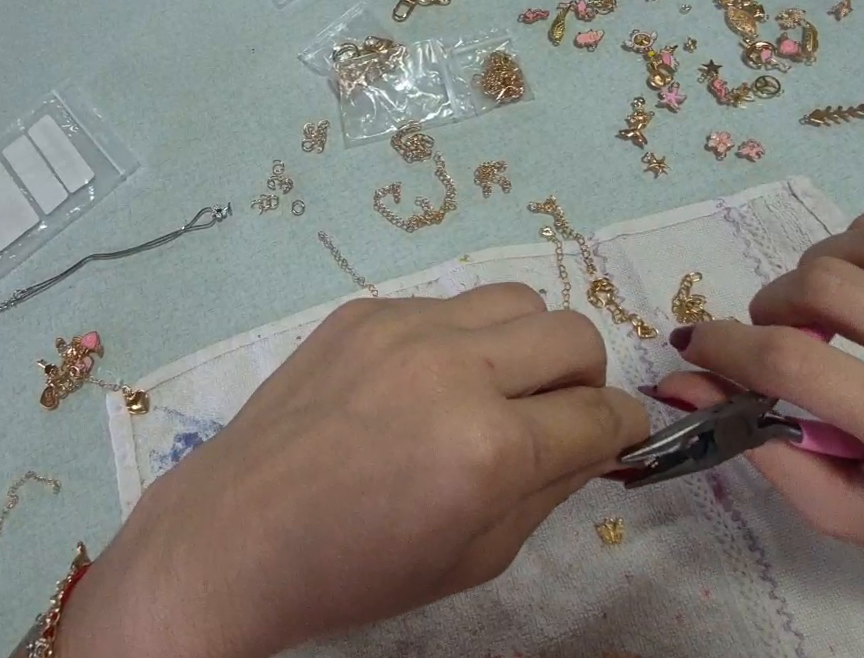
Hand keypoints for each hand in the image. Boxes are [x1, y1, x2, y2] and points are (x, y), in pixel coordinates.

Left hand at [55, 286, 648, 657]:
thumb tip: (595, 436)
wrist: (240, 528)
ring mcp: (403, 325)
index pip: (600, 413)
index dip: (624, 427)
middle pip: (572, 331)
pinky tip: (419, 382)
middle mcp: (453, 364)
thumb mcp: (476, 555)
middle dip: (585, 375)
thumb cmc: (359, 565)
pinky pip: (445, 305)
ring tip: (492, 386)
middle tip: (556, 411)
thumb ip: (549, 486)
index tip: (619, 432)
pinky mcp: (364, 309)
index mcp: (488, 445)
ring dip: (526, 343)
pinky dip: (458, 339)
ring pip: (514, 298)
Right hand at [654, 208, 863, 597]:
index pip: (796, 364)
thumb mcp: (840, 508)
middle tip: (777, 334)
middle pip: (829, 284)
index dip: (725, 346)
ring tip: (824, 304)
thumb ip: (755, 442)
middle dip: (774, 302)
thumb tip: (680, 378)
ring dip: (822, 263)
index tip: (696, 345)